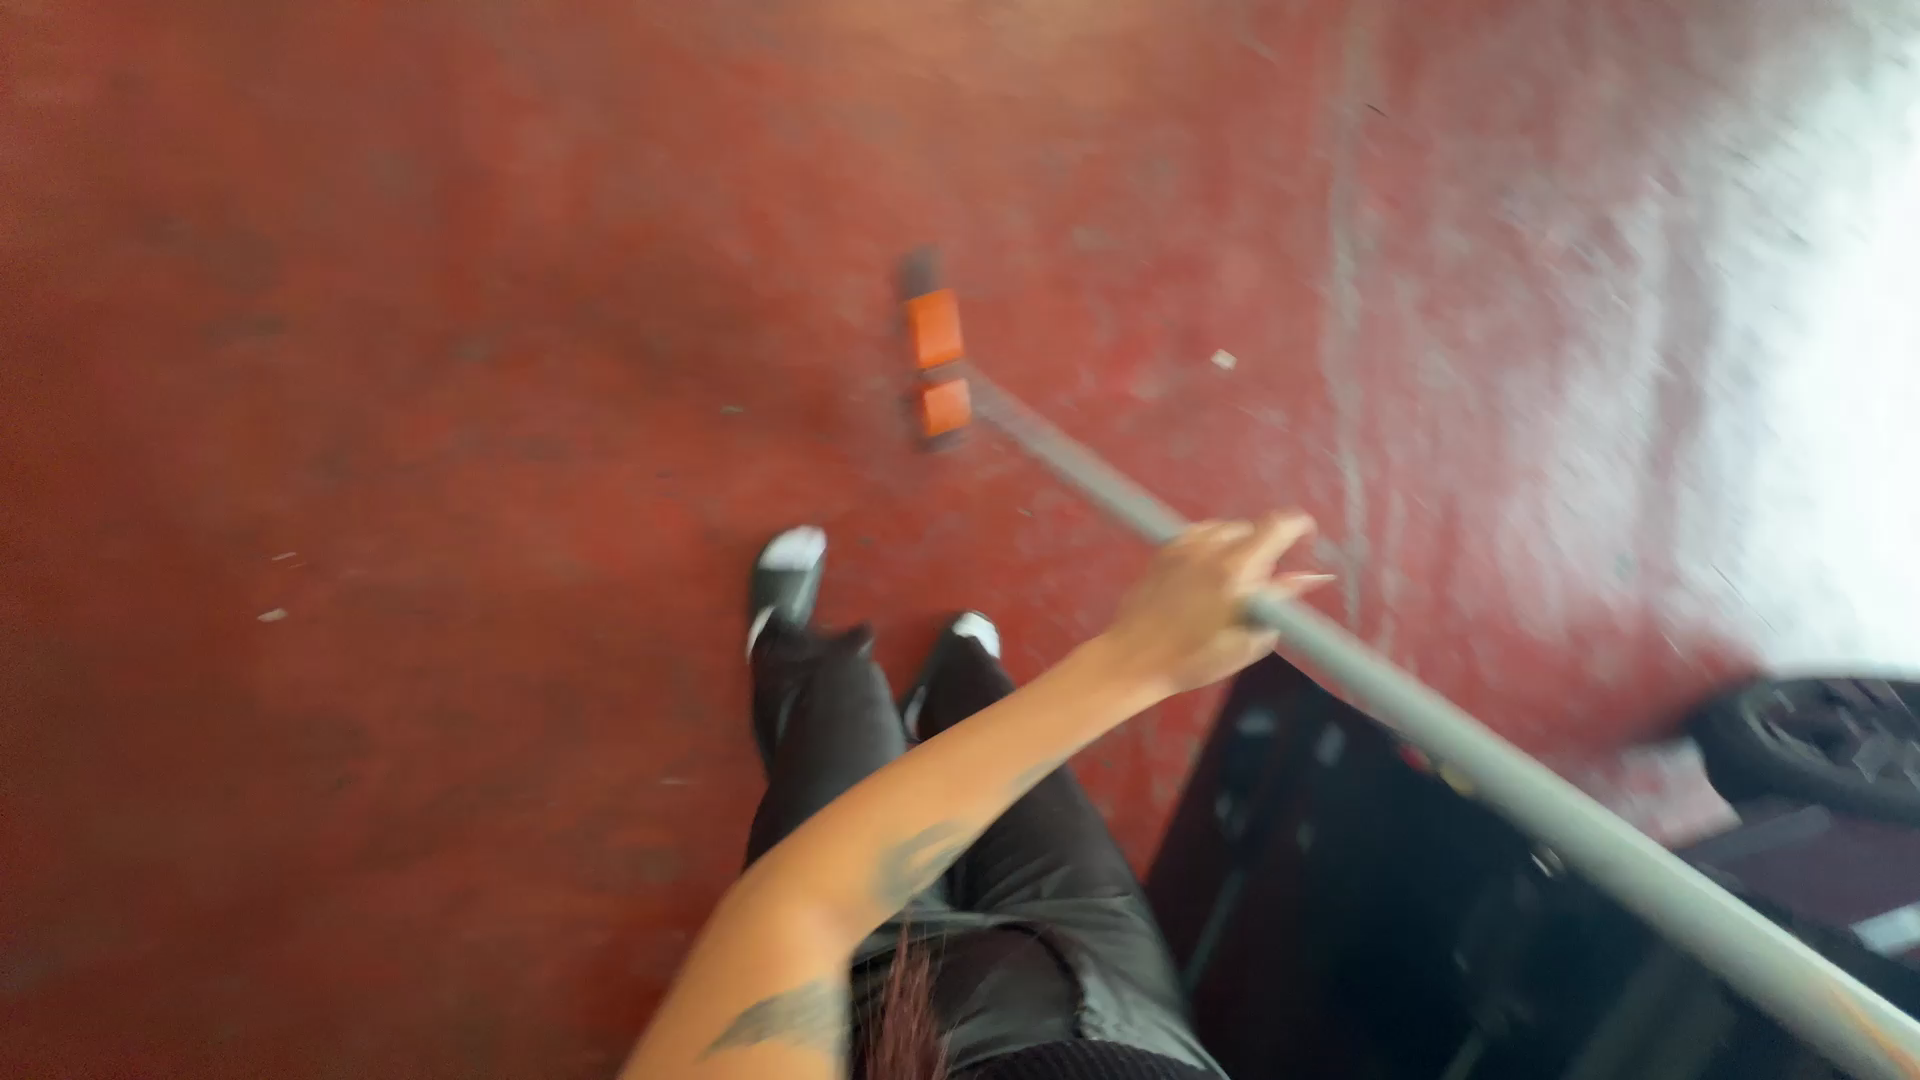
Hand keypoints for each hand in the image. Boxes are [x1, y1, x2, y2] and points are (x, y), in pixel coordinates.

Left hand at [1095, 513, 1330, 700]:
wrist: (1135, 657)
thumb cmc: (1196, 659)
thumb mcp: (1249, 640)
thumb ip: (1280, 603)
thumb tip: (1307, 578)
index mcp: (1235, 571)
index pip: (1276, 527)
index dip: (1297, 525)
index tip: (1305, 534)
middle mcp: (1209, 550)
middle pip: (1249, 528)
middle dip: (1264, 545)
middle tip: (1263, 577)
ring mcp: (1182, 548)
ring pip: (1222, 528)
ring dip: (1236, 542)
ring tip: (1235, 573)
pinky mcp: (1163, 552)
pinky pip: (1196, 533)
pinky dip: (1210, 543)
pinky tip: (1208, 565)